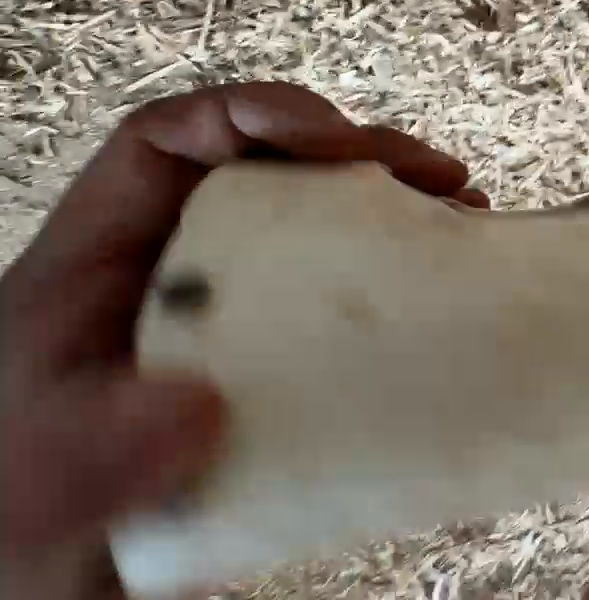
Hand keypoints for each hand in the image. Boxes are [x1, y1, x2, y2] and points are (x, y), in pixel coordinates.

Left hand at [0, 84, 482, 598]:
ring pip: (333, 206)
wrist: (81, 576)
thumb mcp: (33, 500)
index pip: (166, 144)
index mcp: (103, 268)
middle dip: (368, 152)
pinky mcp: (303, 332)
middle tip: (441, 177)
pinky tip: (459, 257)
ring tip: (467, 208)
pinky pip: (369, 266)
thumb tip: (196, 408)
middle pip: (276, 160)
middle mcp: (186, 261)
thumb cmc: (33, 525)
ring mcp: (251, 293)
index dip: (251, 113)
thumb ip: (86, 459)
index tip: (340, 140)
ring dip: (409, 192)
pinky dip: (421, 249)